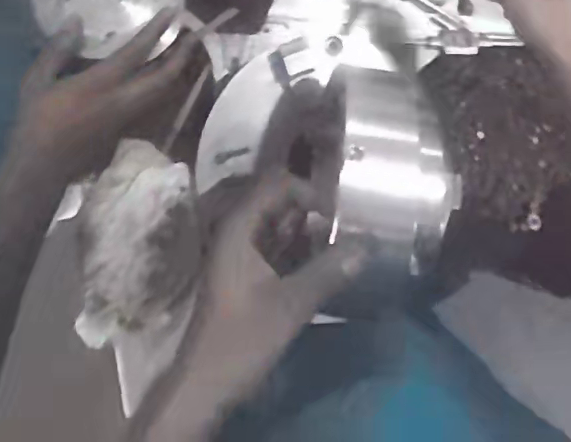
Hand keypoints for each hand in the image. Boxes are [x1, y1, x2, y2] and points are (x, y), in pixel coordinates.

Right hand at [6, 8, 199, 188]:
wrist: (41, 170)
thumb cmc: (37, 122)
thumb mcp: (37, 81)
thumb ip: (58, 50)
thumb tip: (75, 20)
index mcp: (101, 83)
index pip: (137, 51)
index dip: (157, 30)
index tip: (173, 12)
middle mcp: (122, 99)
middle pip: (164, 75)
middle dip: (182, 54)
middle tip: (193, 34)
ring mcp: (128, 116)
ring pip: (162, 90)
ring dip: (176, 69)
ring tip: (183, 50)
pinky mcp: (126, 129)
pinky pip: (153, 101)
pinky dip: (163, 84)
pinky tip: (160, 74)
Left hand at [166, 171, 363, 415]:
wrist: (203, 386)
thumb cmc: (241, 339)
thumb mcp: (290, 306)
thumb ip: (327, 272)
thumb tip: (366, 246)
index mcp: (239, 225)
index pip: (277, 183)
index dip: (309, 191)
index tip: (337, 213)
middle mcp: (237, 228)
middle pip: (278, 200)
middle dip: (311, 207)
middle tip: (345, 222)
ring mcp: (240, 249)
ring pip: (278, 222)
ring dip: (307, 227)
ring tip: (340, 238)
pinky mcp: (246, 270)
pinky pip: (276, 243)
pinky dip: (298, 246)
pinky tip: (323, 259)